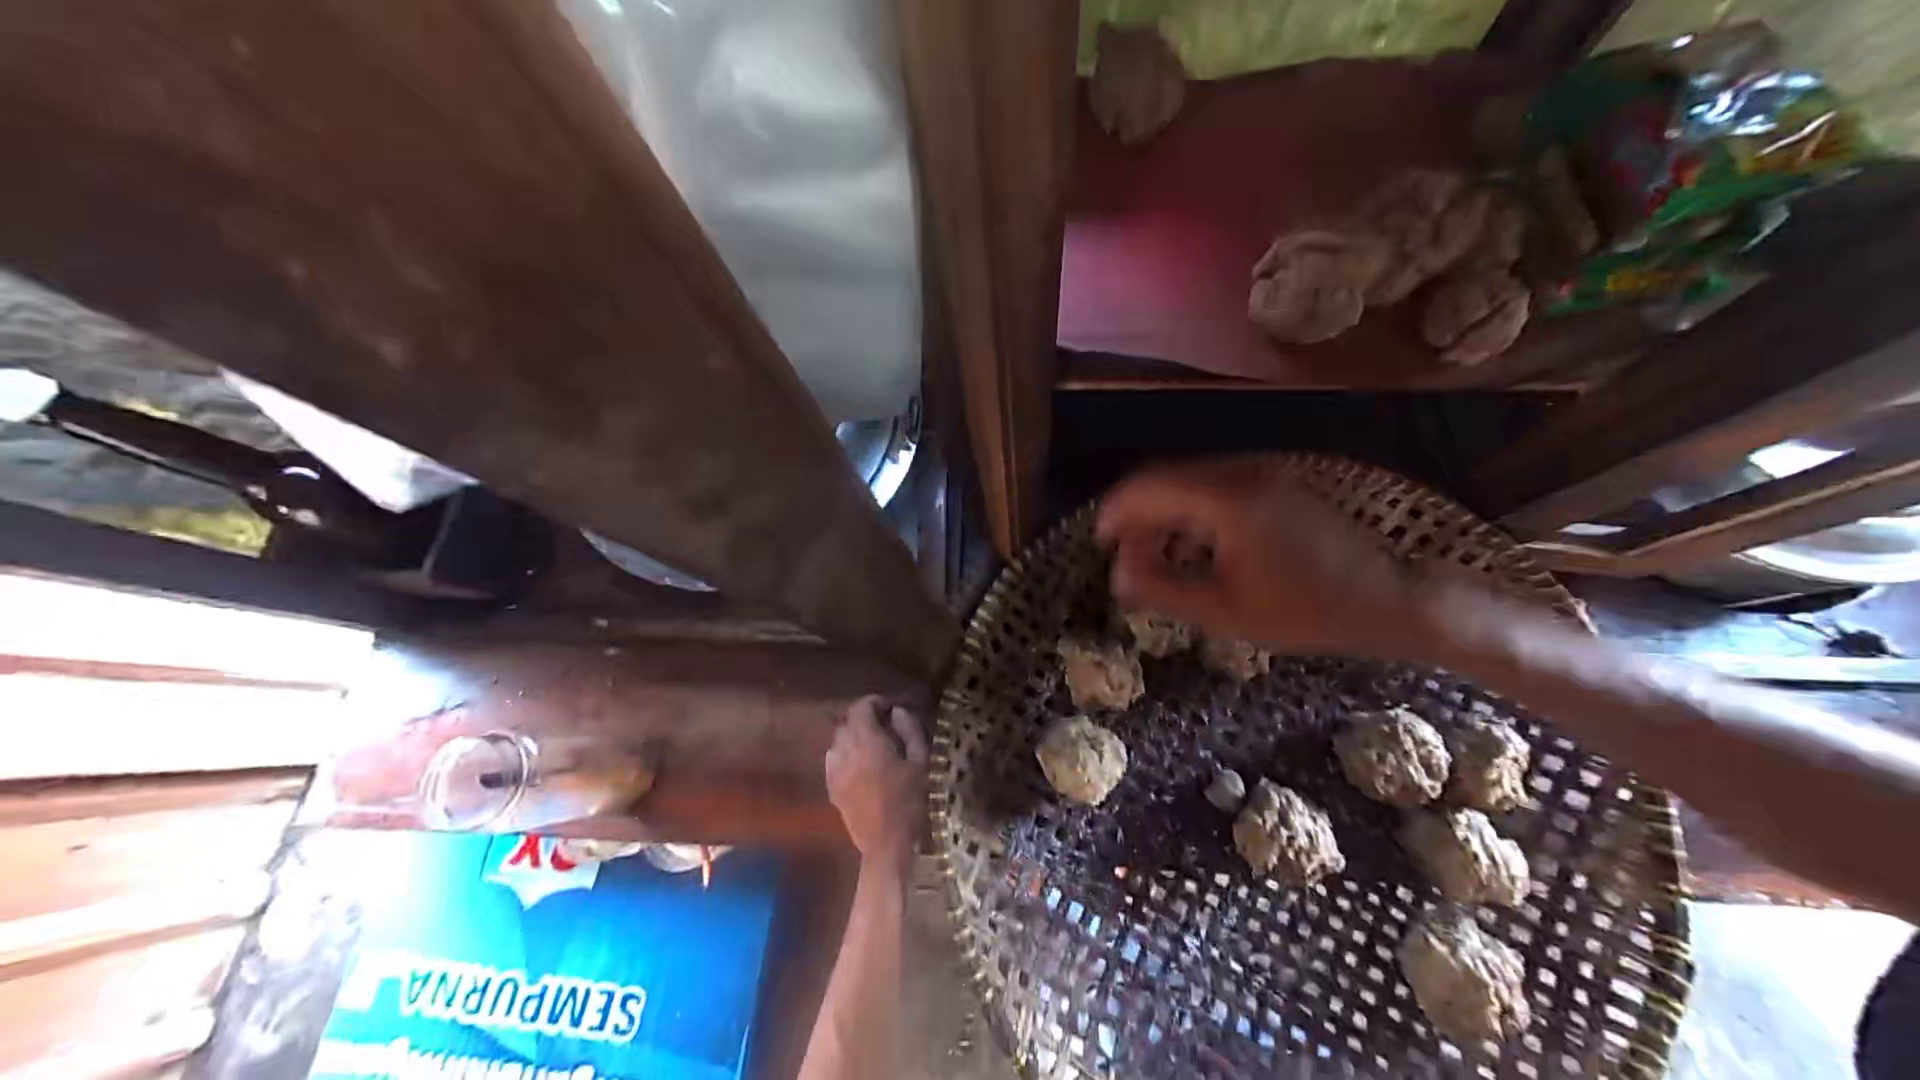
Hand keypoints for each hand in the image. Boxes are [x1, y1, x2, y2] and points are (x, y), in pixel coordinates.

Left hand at [825, 695, 927, 866]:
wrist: (887, 844)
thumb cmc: (910, 800)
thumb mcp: (920, 761)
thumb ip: (909, 730)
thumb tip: (898, 711)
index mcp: (867, 739)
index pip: (861, 707)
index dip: (875, 703)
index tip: (890, 708)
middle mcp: (845, 750)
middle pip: (848, 722)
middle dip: (864, 719)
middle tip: (884, 726)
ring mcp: (834, 770)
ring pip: (838, 741)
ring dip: (853, 737)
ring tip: (871, 746)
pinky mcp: (831, 788)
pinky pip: (833, 761)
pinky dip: (845, 756)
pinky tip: (859, 767)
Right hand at [1094, 458, 1419, 656]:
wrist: (1394, 600)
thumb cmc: (1308, 612)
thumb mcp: (1225, 613)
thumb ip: (1161, 589)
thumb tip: (1118, 571)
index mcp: (1229, 500)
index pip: (1150, 486)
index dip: (1117, 510)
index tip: (1100, 540)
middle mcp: (1245, 473)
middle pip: (1168, 478)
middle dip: (1138, 514)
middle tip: (1126, 554)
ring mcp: (1267, 474)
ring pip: (1192, 480)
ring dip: (1165, 512)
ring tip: (1156, 554)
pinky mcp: (1281, 483)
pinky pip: (1219, 486)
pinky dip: (1193, 510)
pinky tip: (1194, 544)